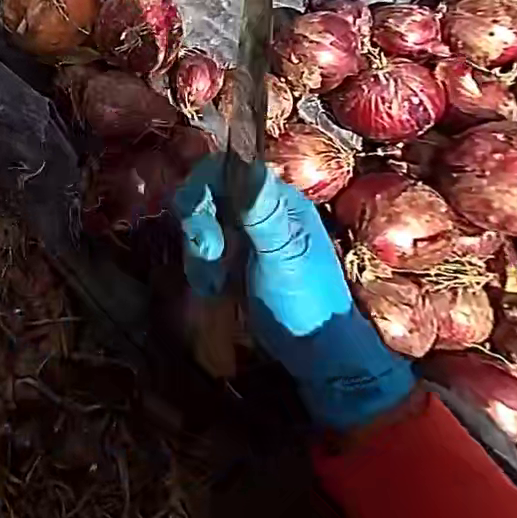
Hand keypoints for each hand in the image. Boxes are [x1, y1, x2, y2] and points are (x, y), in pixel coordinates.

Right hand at [173, 156, 412, 429]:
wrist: (318, 353)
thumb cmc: (308, 302)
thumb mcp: (285, 258)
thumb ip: (263, 213)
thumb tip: (247, 163)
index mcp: (277, 199)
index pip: (226, 168)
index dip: (204, 186)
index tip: (200, 219)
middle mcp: (259, 209)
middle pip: (206, 194)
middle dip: (199, 225)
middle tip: (210, 255)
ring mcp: (244, 235)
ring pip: (199, 223)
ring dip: (198, 252)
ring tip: (214, 282)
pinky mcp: (232, 259)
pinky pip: (201, 250)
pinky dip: (200, 267)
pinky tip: (214, 288)